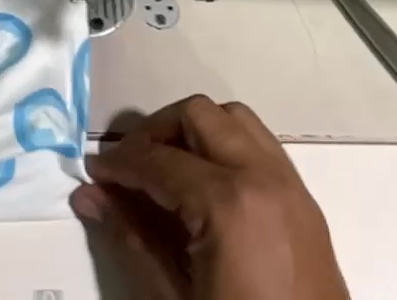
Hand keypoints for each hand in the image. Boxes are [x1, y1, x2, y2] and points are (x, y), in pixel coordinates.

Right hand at [73, 95, 350, 299]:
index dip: (119, 163)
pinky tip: (205, 184)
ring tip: (167, 169)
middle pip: (198, 115)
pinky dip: (227, 145)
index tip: (94, 171)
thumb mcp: (175, 299)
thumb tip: (89, 195)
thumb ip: (132, 239)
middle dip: (156, 132)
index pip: (158, 160)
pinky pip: (261, 145)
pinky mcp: (306, 201)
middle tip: (129, 167)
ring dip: (194, 131)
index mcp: (228, 203)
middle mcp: (263, 176)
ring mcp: (291, 185)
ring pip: (234, 118)